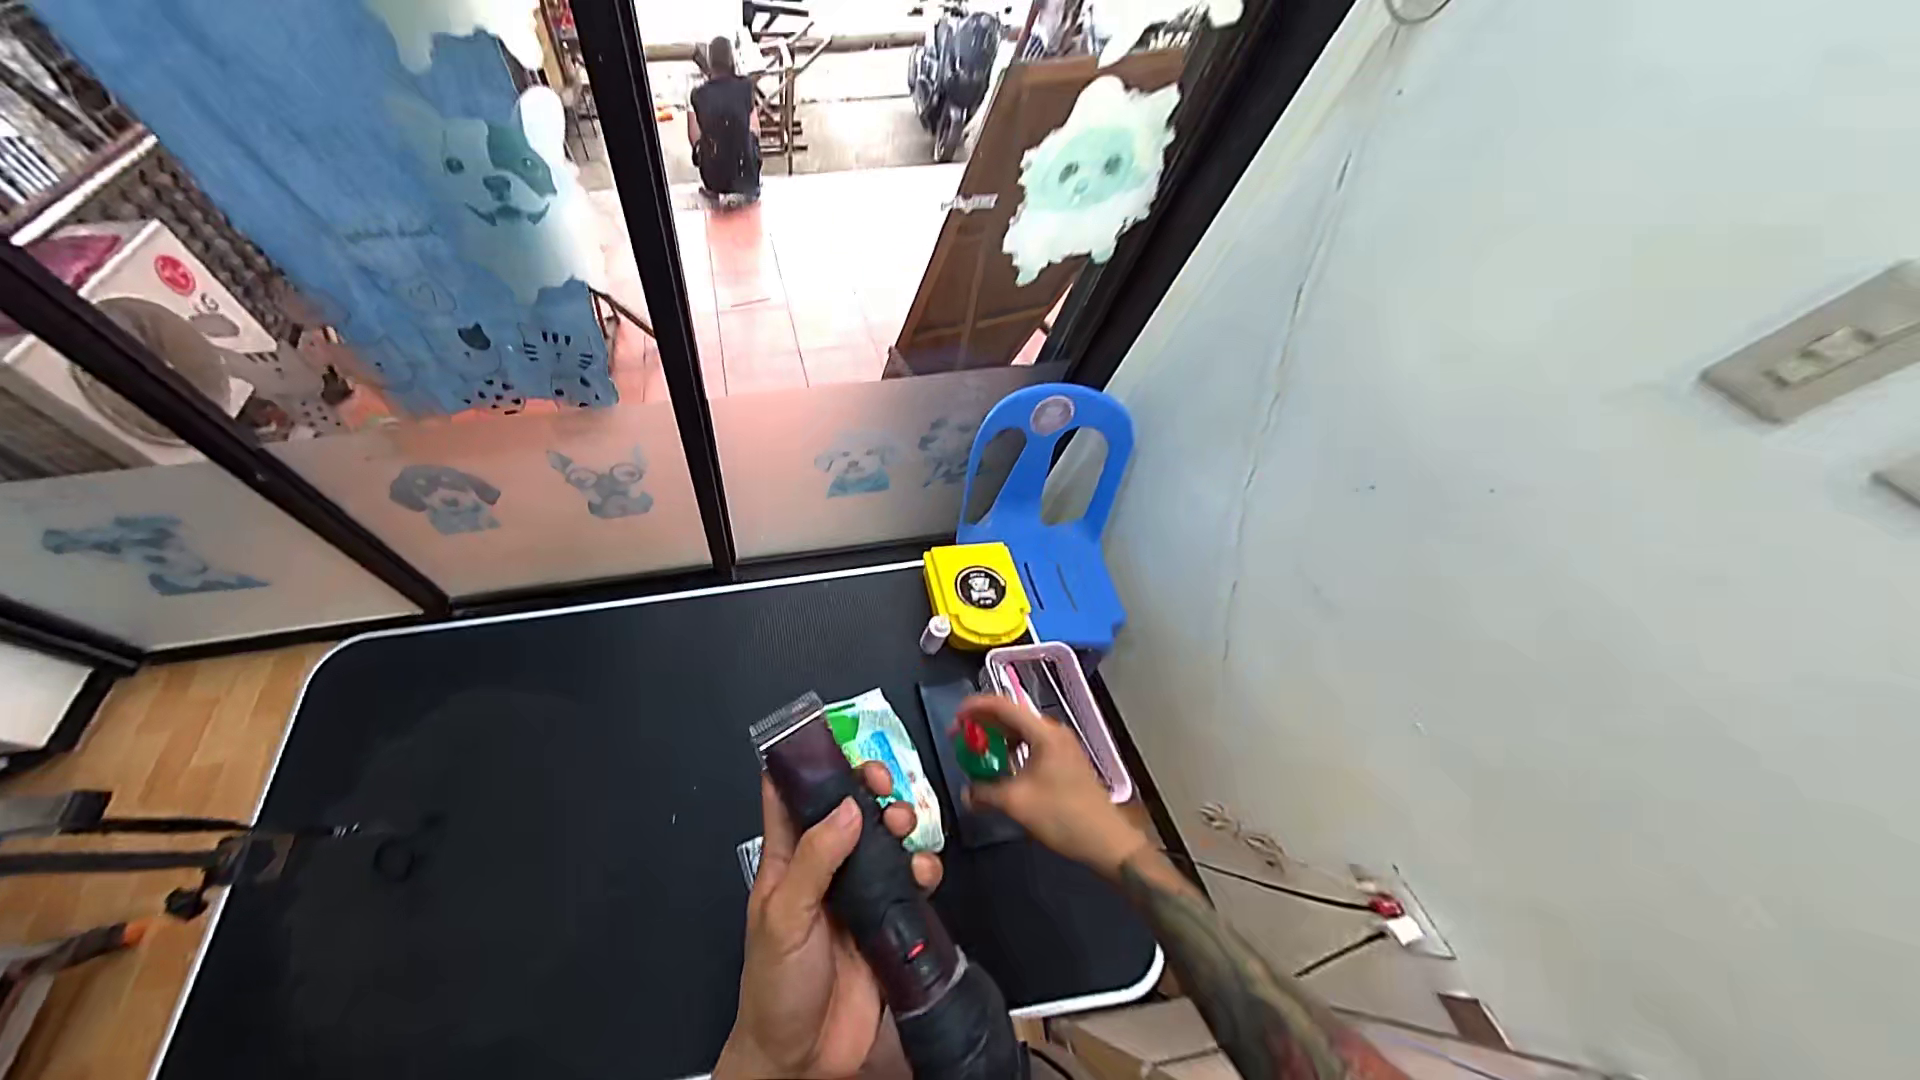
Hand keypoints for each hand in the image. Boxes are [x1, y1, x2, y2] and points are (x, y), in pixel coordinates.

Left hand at [715, 762, 943, 1078]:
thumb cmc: (775, 987)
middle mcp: (826, 866)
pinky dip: (922, 866)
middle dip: (867, 786)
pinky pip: (911, 878)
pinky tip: (921, 871)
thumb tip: (846, 808)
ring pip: (884, 836)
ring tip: (902, 822)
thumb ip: (814, 861)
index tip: (829, 739)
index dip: (808, 764)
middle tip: (880, 778)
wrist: (804, 1059)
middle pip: (848, 808)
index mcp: (789, 859)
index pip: (791, 798)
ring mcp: (859, 890)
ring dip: (899, 820)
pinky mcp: (889, 915)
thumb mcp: (783, 918)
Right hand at [959, 695, 1150, 878]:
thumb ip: (985, 792)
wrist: (1106, 840)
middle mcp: (1053, 732)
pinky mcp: (1064, 761)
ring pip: (1021, 731)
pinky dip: (1012, 750)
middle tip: (960, 737)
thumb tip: (966, 792)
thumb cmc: (1062, 815)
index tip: (955, 718)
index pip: (1003, 705)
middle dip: (983, 724)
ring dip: (997, 738)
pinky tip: (1001, 767)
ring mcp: (1061, 746)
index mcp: (1043, 733)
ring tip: (976, 752)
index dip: (976, 706)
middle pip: (1012, 716)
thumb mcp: (1016, 803)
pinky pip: (1031, 745)